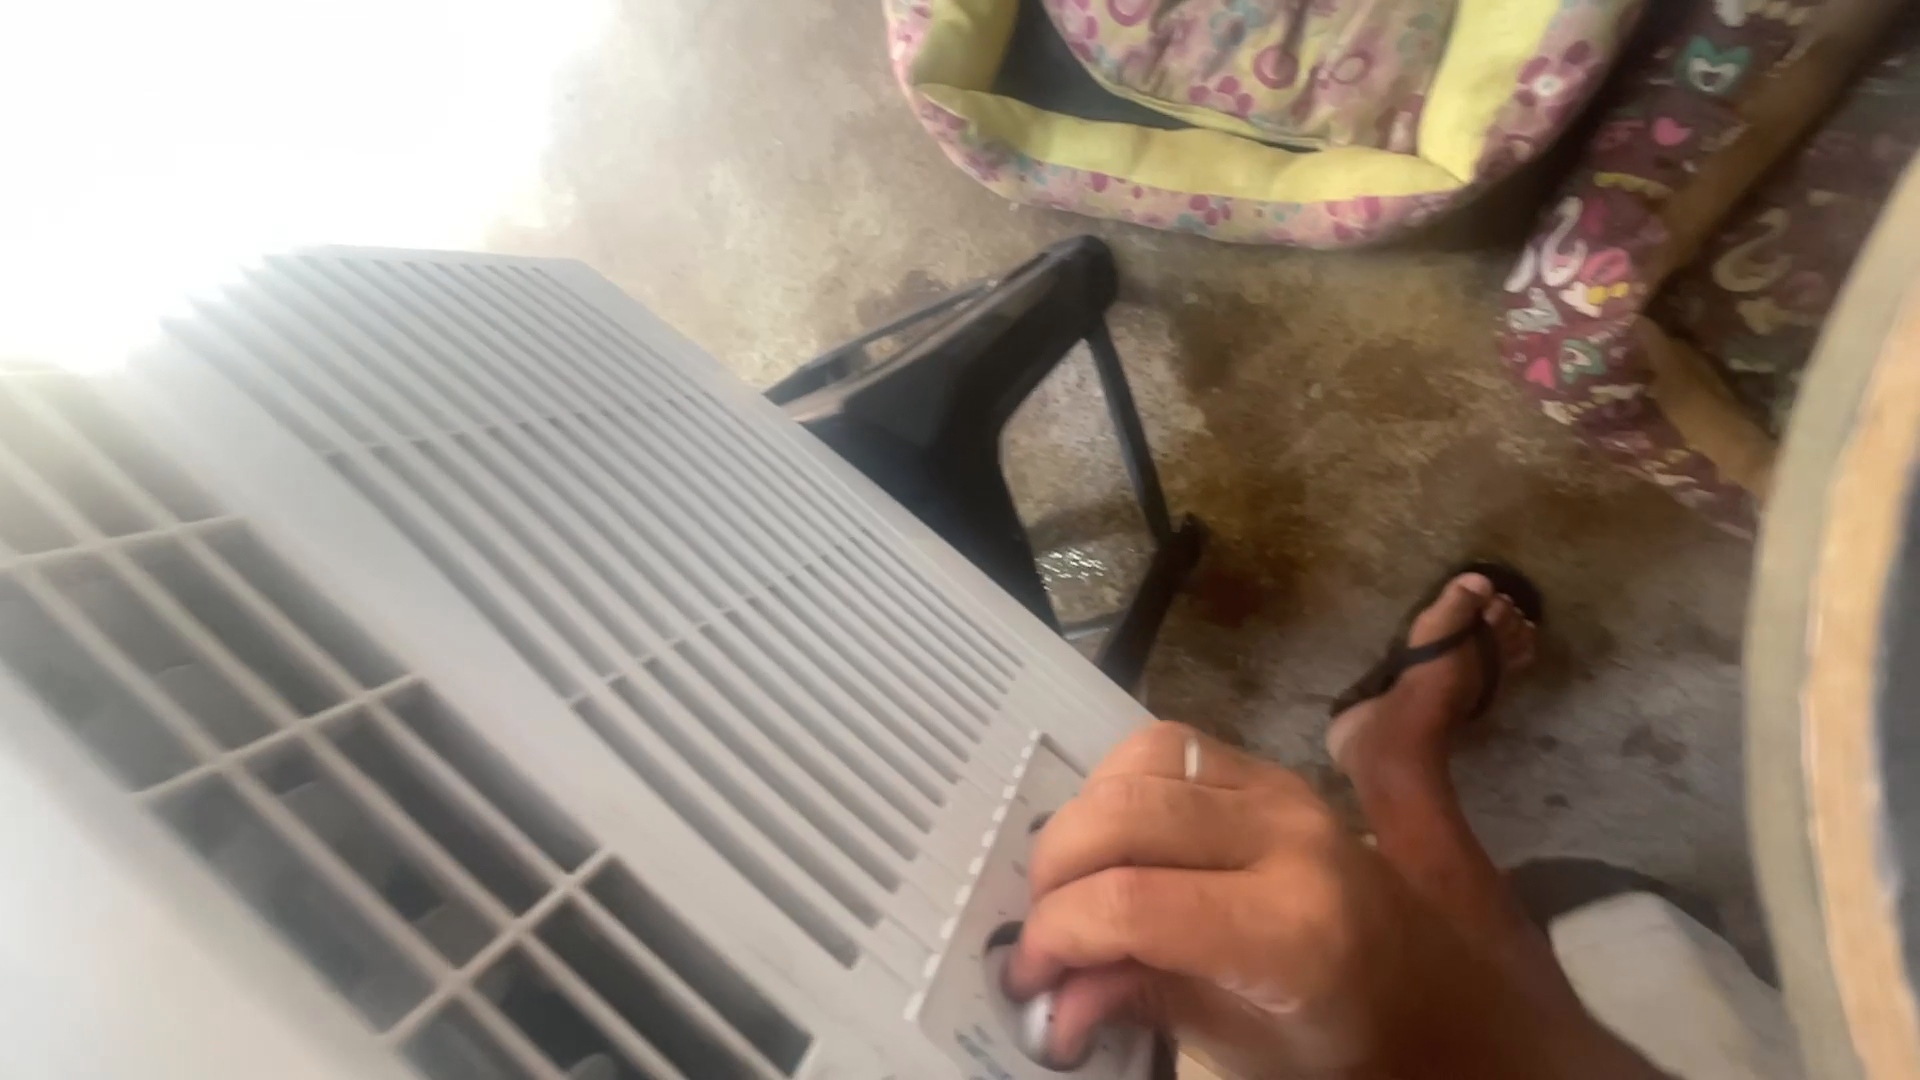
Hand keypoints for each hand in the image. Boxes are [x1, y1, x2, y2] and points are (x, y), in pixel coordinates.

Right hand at [1005, 722, 1438, 1075]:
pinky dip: (1119, 778)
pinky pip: (1168, 743)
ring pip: (1141, 761)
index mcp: (1295, 932)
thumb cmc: (1350, 1042)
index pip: (1134, 904)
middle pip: (1124, 815)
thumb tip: (1044, 1002)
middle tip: (1043, 921)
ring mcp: (1280, 789)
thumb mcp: (1242, 1049)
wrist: (1447, 996)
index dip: (1059, 930)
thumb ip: (1137, 1003)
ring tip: (1078, 873)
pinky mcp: (1269, 769)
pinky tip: (1119, 828)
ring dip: (1085, 814)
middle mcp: (1287, 839)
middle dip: (1055, 867)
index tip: (1029, 969)